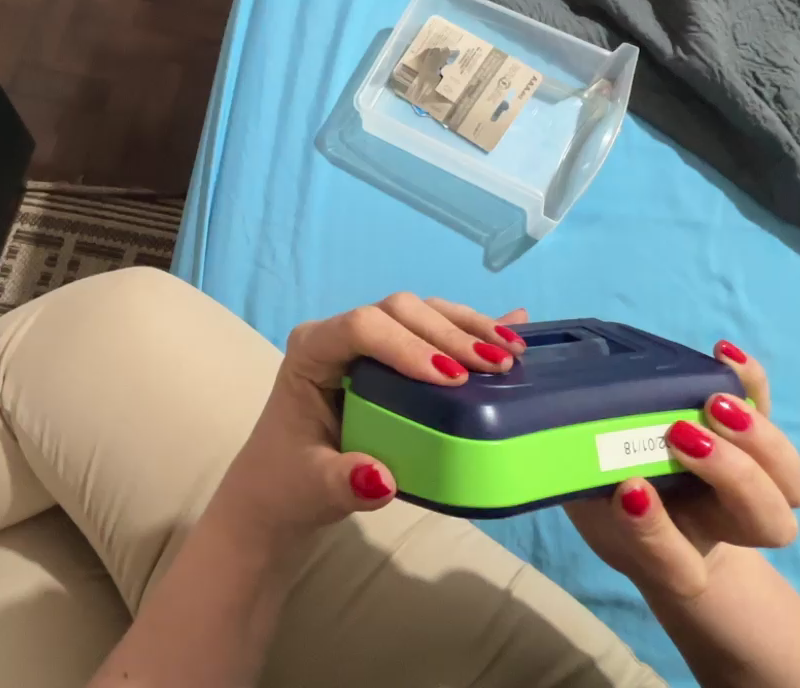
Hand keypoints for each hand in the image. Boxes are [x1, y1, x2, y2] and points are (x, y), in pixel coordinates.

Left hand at [208, 294, 529, 543]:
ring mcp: (371, 341)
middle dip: (448, 333)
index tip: (451, 378)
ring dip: (468, 327)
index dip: (406, 345)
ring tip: (511, 353)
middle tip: (496, 366)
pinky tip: (514, 330)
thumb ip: (341, 482)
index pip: (360, 327)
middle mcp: (341, 335)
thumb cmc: (290, 482)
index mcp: (313, 351)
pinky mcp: (395, 355)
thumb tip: (381, 478)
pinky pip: (435, 332)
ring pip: (422, 312)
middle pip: (398, 311)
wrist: (286, 488)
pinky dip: (471, 332)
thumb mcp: (311, 489)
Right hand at [564, 342, 799, 599]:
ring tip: (713, 399)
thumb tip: (541, 439)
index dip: (658, 533)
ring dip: (757, 437)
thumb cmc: (612, 514)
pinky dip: (752, 382)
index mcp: (677, 556)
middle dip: (732, 475)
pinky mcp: (746, 438)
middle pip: (766, 521)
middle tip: (681, 433)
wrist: (659, 521)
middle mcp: (724, 524)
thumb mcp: (588, 510)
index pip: (681, 566)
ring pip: (789, 479)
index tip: (628, 488)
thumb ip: (576, 485)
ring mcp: (748, 483)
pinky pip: (768, 411)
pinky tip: (723, 353)